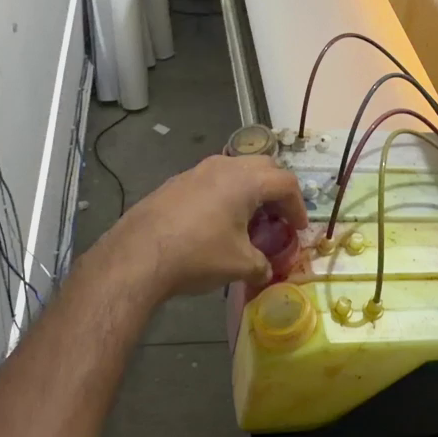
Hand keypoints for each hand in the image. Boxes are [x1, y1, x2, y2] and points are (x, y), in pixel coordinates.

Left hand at [97, 154, 309, 299]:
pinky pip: (212, 181)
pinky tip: (216, 224)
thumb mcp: (239, 265)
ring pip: (235, 171)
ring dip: (249, 192)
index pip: (286, 182)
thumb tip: (266, 270)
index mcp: (246, 180)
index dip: (298, 206)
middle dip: (276, 191)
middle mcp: (223, 166)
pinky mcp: (176, 182)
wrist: (139, 254)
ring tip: (248, 222)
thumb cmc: (198, 254)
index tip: (299, 230)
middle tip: (278, 219)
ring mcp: (196, 170)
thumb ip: (262, 264)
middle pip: (263, 167)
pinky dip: (225, 195)